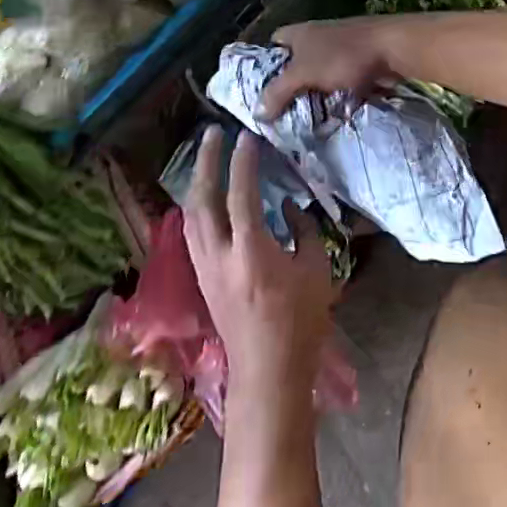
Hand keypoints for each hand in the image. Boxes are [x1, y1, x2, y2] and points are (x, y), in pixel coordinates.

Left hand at [183, 128, 336, 392]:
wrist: (268, 372)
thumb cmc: (300, 322)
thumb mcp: (315, 270)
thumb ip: (302, 231)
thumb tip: (287, 206)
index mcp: (252, 253)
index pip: (241, 195)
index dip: (242, 162)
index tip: (246, 136)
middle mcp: (220, 256)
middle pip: (202, 200)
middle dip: (205, 162)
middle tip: (212, 133)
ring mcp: (205, 269)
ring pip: (191, 215)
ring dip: (197, 181)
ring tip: (205, 157)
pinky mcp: (202, 279)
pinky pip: (193, 232)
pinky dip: (197, 206)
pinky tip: (204, 196)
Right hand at [260, 17, 399, 118]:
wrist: (391, 49)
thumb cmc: (342, 56)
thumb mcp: (303, 74)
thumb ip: (279, 92)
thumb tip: (257, 113)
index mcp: (299, 33)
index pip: (273, 43)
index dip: (265, 64)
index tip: (263, 90)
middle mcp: (317, 37)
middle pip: (296, 63)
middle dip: (291, 86)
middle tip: (282, 113)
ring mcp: (339, 50)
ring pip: (319, 75)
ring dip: (315, 94)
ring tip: (305, 120)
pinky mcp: (358, 63)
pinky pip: (340, 83)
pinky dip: (336, 96)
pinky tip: (332, 115)